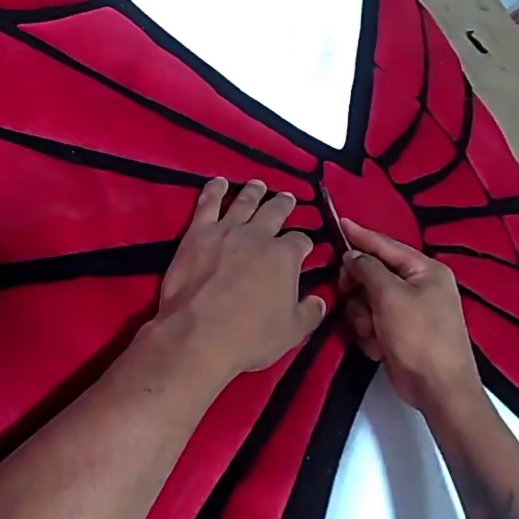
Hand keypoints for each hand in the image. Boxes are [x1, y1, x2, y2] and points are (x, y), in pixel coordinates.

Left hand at [149, 178, 327, 383]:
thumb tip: (319, 301)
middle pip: (275, 212)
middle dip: (283, 204)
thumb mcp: (292, 331)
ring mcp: (227, 230)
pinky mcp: (198, 233)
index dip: (304, 243)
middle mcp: (259, 235)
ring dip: (253, 192)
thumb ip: (309, 313)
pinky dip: (214, 190)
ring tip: (258, 185)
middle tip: (287, 197)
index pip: (300, 241)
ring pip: (244, 202)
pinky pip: (208, 204)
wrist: (198, 334)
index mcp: (285, 256)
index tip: (304, 247)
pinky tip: (219, 182)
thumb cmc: (249, 336)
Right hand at [337, 218, 484, 418]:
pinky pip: (372, 321)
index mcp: (425, 270)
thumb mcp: (391, 296)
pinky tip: (378, 347)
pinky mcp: (399, 332)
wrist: (438, 389)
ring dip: (363, 317)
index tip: (337, 222)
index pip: (386, 245)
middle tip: (347, 294)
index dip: (360, 235)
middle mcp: (419, 285)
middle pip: (373, 274)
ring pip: (367, 300)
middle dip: (359, 289)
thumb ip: (368, 269)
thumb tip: (351, 255)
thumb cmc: (419, 336)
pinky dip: (370, 334)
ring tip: (371, 332)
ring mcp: (409, 310)